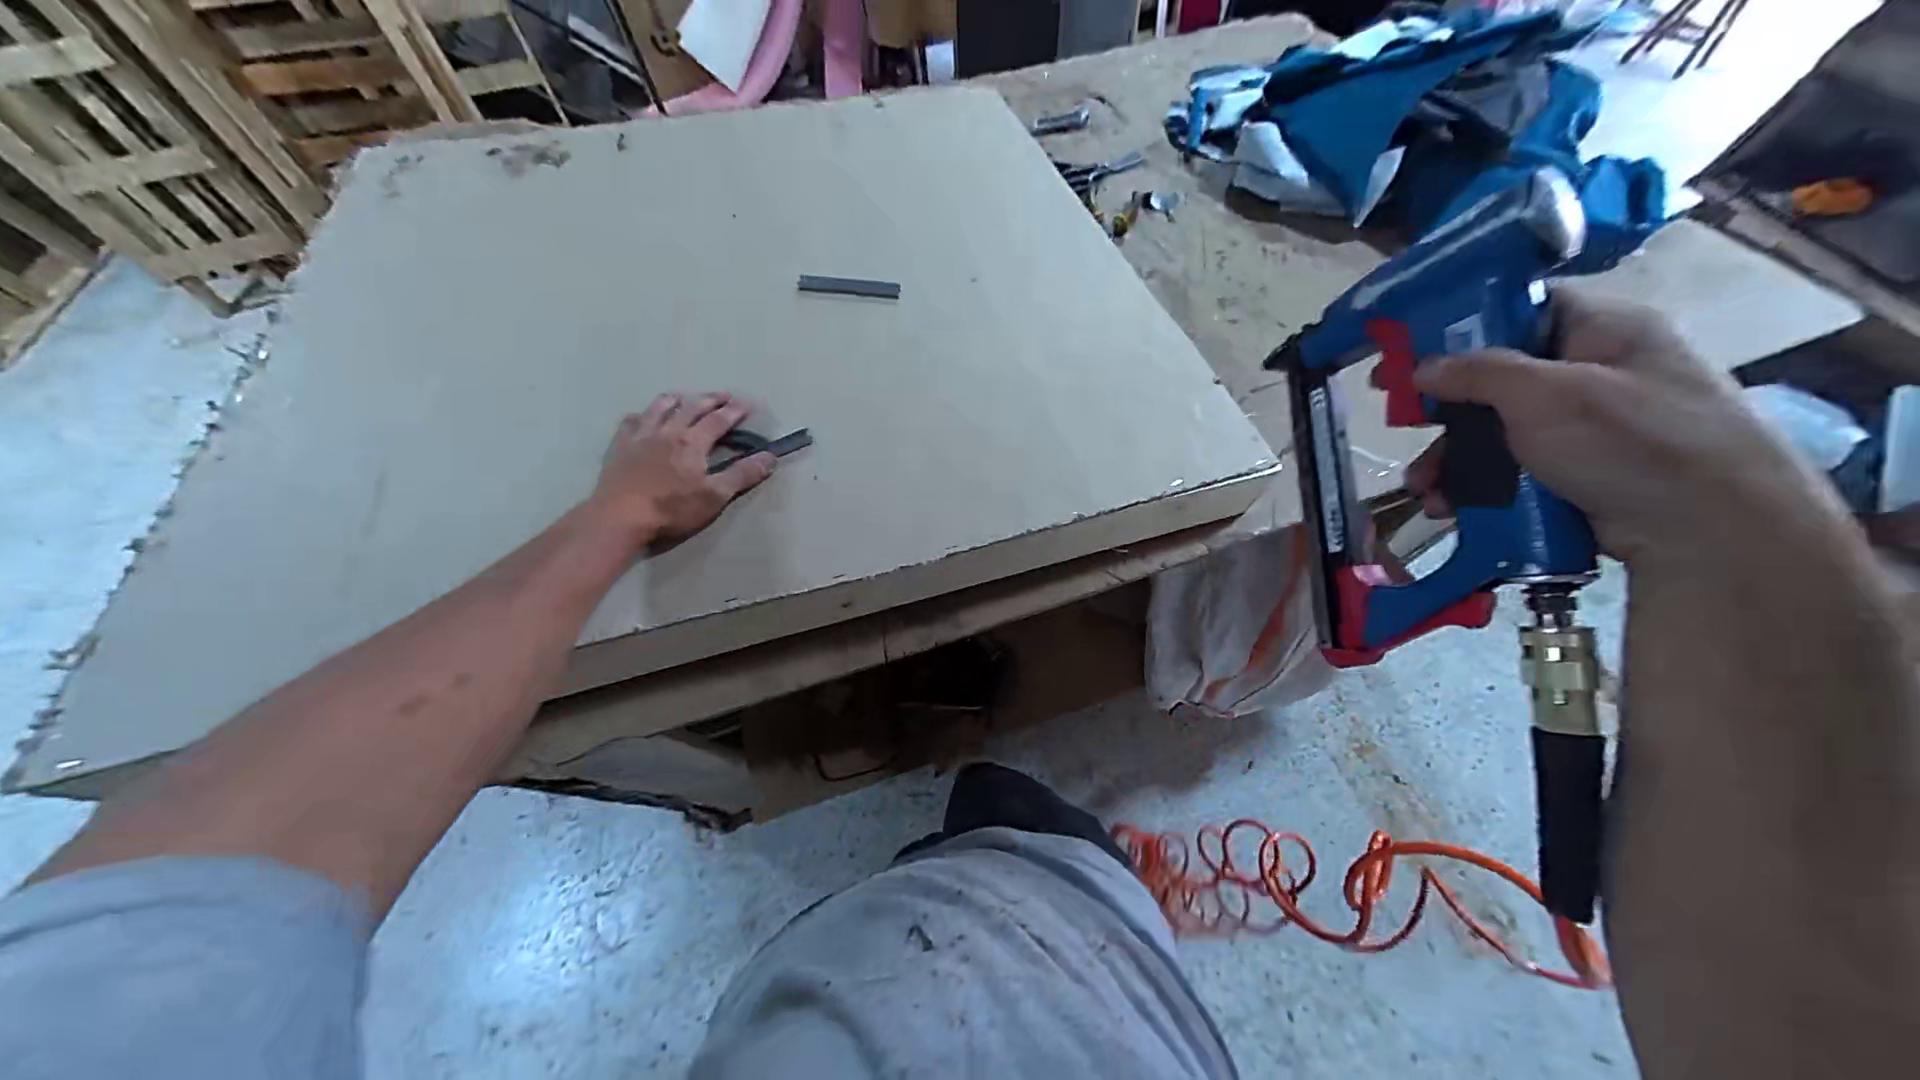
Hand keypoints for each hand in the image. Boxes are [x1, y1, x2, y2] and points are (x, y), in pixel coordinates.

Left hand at [587, 392, 775, 548]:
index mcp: (692, 442)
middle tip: (724, 395)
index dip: (736, 411)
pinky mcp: (619, 446)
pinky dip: (642, 415)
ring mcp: (640, 436)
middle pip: (692, 407)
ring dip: (677, 399)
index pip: (719, 420)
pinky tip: (643, 417)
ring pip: (660, 407)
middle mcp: (667, 431)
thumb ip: (742, 475)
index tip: (750, 404)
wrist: (620, 517)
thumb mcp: (715, 496)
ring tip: (686, 397)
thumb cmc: (672, 509)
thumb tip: (769, 456)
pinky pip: (631, 422)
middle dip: (711, 399)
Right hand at [1402, 291, 1839, 567]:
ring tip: (1423, 487)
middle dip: (1442, 408)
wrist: (1707, 531)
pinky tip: (1447, 506)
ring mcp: (1582, 427)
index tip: (1407, 350)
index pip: (1520, 308)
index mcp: (1602, 331)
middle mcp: (1591, 372)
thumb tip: (1419, 367)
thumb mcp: (1547, 395)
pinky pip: (1506, 470)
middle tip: (1398, 419)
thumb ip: (1477, 373)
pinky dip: (1472, 487)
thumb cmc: (1632, 441)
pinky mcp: (1572, 472)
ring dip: (1450, 459)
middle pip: (1494, 378)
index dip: (1459, 326)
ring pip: (1493, 431)